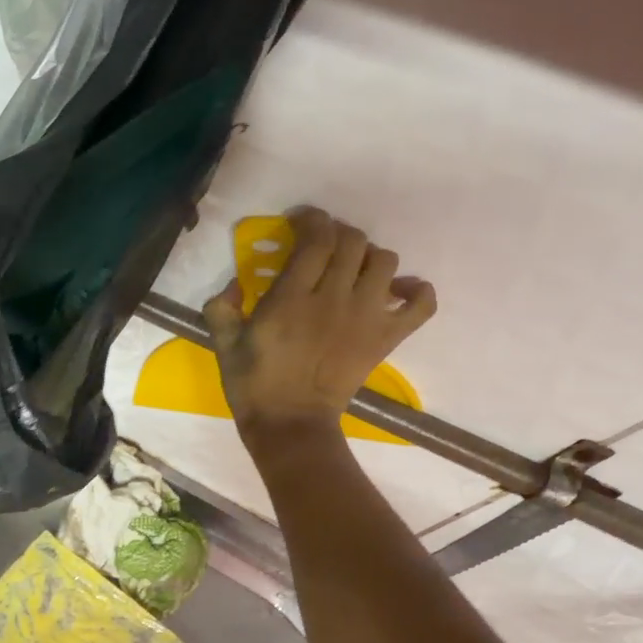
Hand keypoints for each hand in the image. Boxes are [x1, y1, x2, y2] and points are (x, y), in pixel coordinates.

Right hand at [202, 206, 435, 445]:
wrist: (290, 422)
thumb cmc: (252, 384)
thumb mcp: (222, 344)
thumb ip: (221, 309)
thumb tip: (234, 286)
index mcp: (291, 298)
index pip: (314, 240)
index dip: (311, 220)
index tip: (299, 221)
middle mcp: (334, 298)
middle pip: (352, 242)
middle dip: (337, 233)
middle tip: (322, 243)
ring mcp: (367, 316)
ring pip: (385, 262)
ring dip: (369, 256)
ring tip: (352, 267)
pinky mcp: (388, 336)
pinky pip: (422, 302)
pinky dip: (416, 291)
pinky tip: (398, 291)